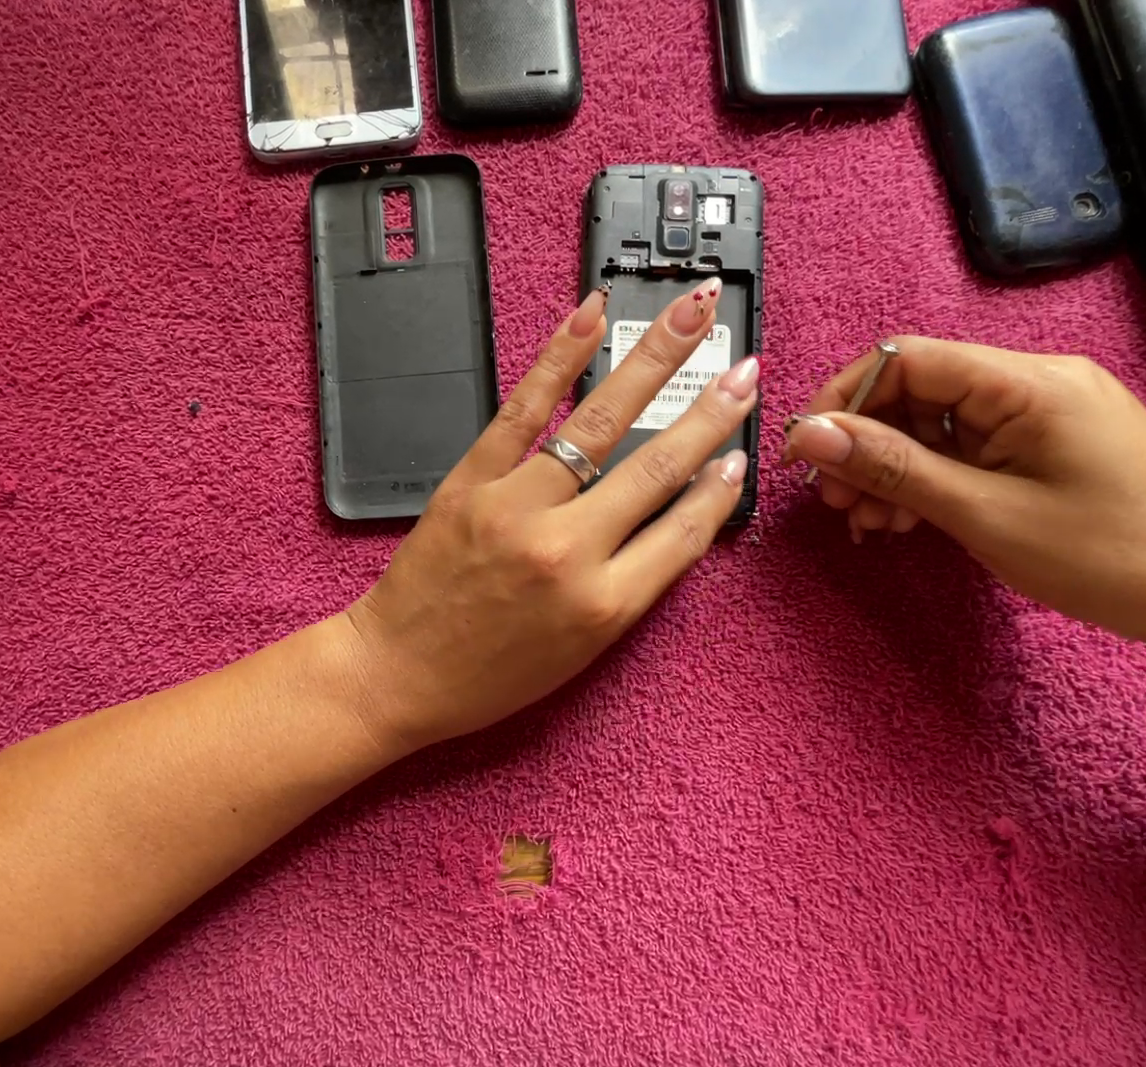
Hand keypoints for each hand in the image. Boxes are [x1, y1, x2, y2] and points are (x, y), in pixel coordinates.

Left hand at [344, 281, 759, 753]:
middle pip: (656, 468)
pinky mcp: (470, 483)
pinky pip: (522, 410)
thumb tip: (673, 519)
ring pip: (598, 423)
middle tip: (747, 367)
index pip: (684, 532)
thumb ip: (629, 588)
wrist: (398, 672)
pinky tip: (591, 317)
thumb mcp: (579, 653)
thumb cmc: (487, 675)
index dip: (720, 489)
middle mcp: (566, 551)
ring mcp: (515, 509)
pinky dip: (559, 359)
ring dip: (653, 358)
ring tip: (692, 312)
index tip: (743, 453)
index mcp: (602, 605)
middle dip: (711, 412)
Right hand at [781, 336, 1145, 650]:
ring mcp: (1037, 416)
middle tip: (832, 501)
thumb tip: (810, 434)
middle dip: (861, 445)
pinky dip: (920, 482)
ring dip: (886, 470)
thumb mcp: (981, 511)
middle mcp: (1032, 384)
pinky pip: (958, 451)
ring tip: (866, 522)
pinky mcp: (1038, 448)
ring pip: (928, 427)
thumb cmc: (1107, 554)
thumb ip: (891, 466)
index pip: (906, 360)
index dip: (843, 400)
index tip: (805, 454)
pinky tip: (901, 519)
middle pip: (912, 394)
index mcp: (1027, 382)